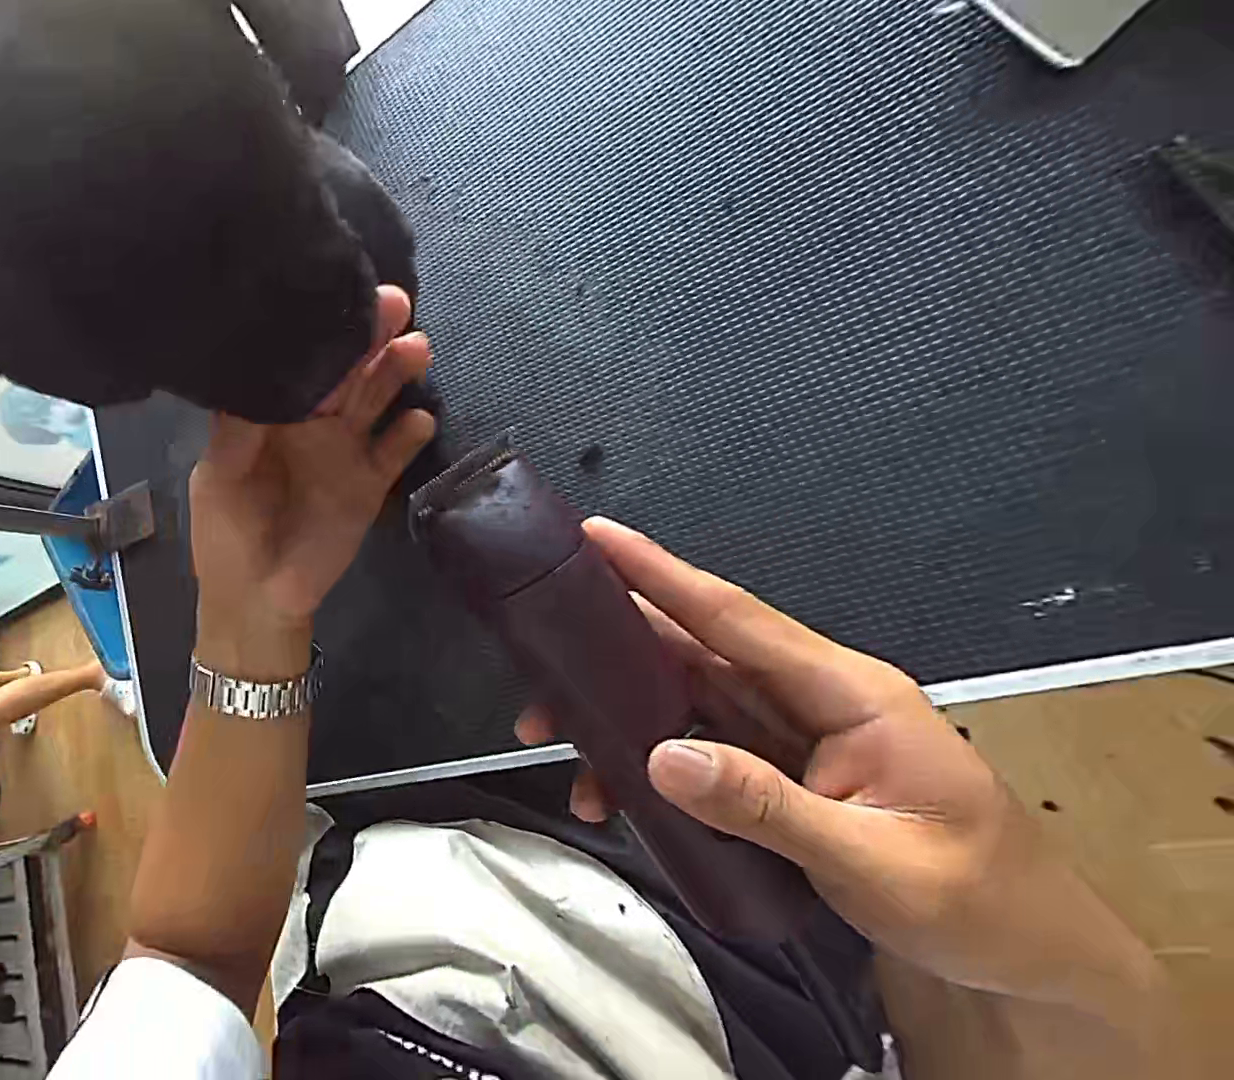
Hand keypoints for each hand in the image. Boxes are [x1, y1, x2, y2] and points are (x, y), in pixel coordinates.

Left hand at [188, 285, 435, 675]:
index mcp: (271, 416)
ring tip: (415, 348)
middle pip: (345, 372)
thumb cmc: (228, 536)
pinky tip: (417, 418)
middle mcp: (311, 424)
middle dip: (368, 338)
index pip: (298, 364)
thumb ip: (238, 431)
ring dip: (395, 374)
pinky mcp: (369, 484)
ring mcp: (344, 452)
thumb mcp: (218, 479)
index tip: (338, 299)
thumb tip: (259, 374)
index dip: (319, 334)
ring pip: (375, 401)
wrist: (260, 597)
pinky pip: (394, 452)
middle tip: (393, 304)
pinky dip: (409, 434)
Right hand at [518, 518, 1160, 1021]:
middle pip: (685, 648)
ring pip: (672, 694)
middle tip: (539, 653)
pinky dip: (636, 759)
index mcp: (844, 692)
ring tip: (552, 733)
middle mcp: (800, 695)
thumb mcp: (881, 866)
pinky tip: (607, 789)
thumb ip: (767, 807)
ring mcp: (777, 729)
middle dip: (608, 646)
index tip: (597, 536)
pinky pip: (682, 741)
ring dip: (609, 710)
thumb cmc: (985, 906)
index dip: (660, 571)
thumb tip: (662, 757)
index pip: (733, 616)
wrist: (1029, 964)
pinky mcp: (759, 761)